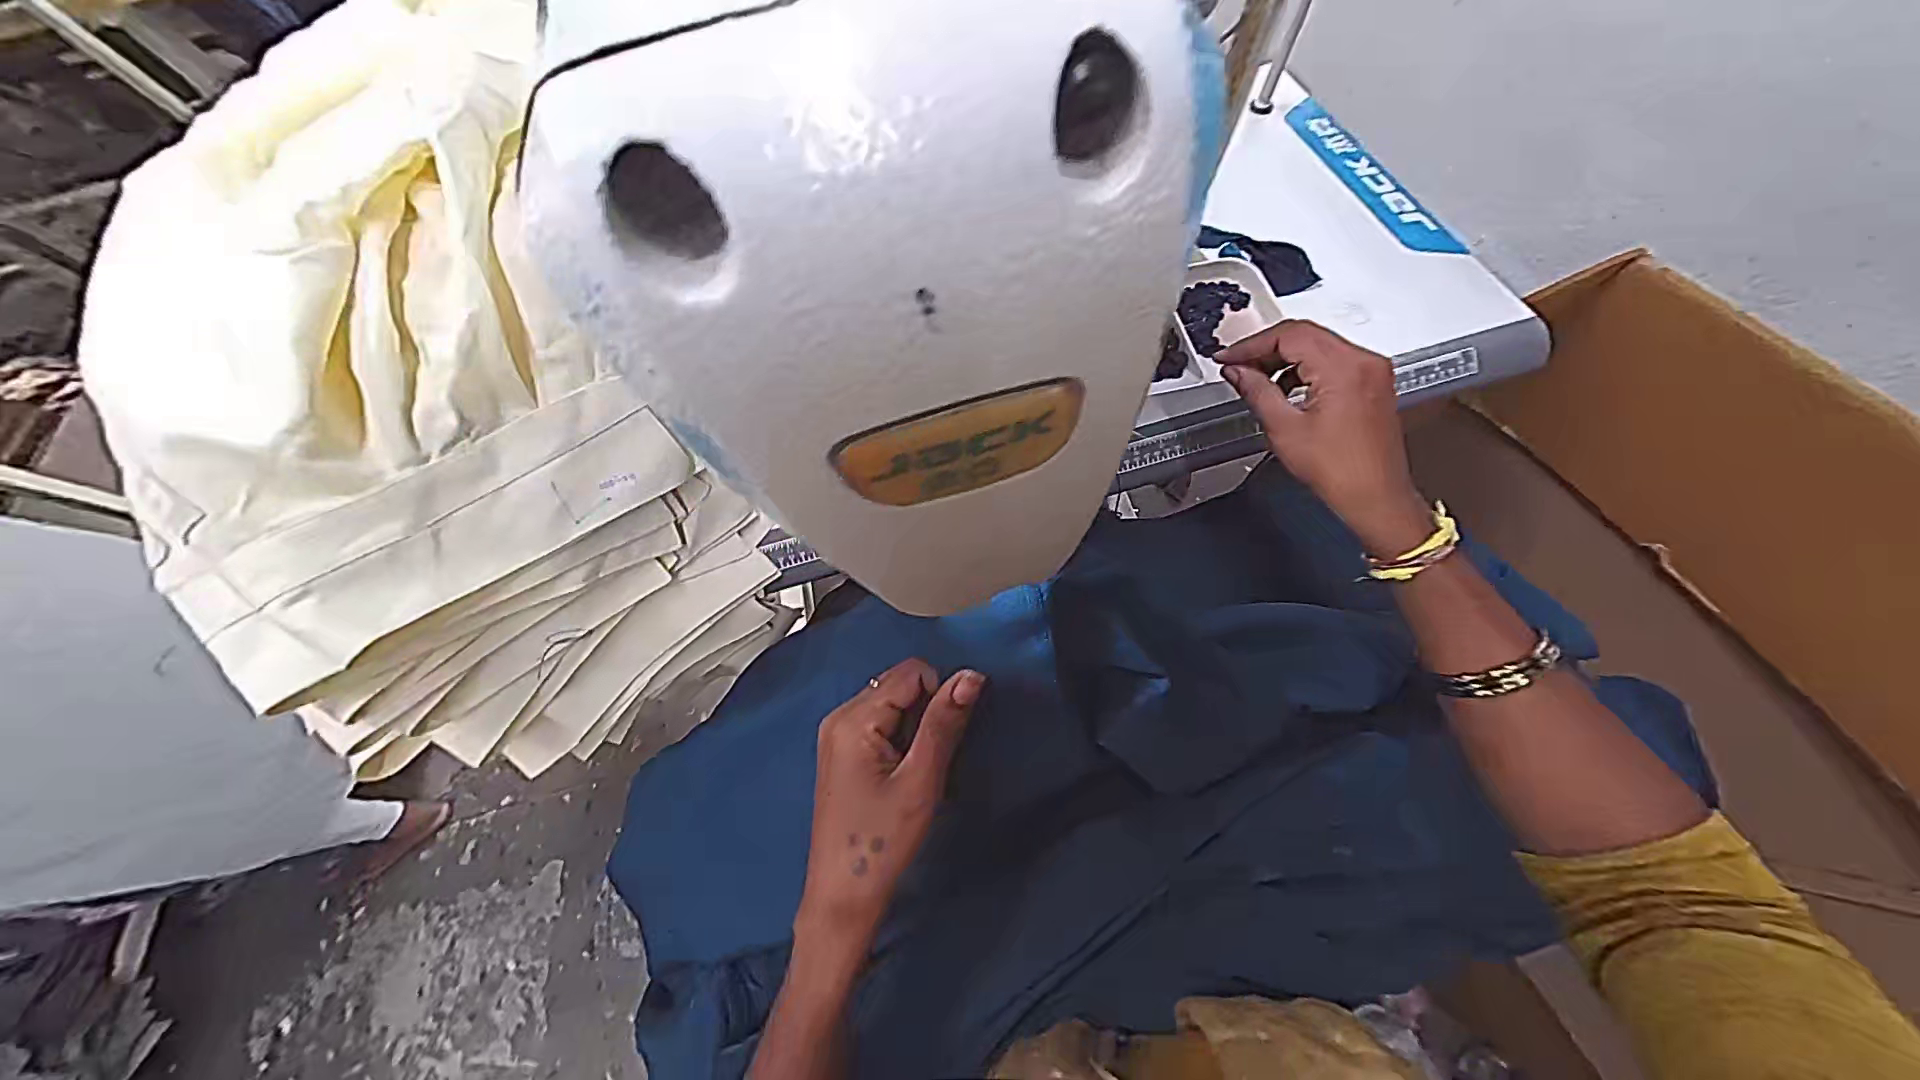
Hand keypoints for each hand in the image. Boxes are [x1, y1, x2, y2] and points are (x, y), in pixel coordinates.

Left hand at [795, 658, 982, 949]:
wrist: (843, 895)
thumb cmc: (881, 843)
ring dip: (915, 724)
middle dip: (926, 709)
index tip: (944, 736)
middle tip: (927, 758)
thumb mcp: (921, 780)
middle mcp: (839, 717)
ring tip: (913, 769)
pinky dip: (901, 736)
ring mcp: (837, 733)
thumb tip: (970, 677)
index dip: (940, 695)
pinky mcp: (842, 750)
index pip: (912, 672)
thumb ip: (945, 722)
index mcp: (854, 719)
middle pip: (900, 683)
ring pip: (893, 701)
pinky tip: (900, 773)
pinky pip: (881, 720)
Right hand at [1217, 320, 1432, 555]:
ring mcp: (1371, 371)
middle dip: (1266, 348)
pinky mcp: (1372, 382)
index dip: (1252, 344)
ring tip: (1256, 378)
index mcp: (1344, 368)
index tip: (1228, 357)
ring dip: (1283, 358)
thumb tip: (1238, 372)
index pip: (1290, 335)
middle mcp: (1364, 362)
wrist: (1373, 494)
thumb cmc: (1340, 471)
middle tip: (1237, 365)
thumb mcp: (1284, 428)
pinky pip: (1332, 361)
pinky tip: (1283, 388)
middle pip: (1305, 335)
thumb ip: (1257, 391)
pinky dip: (1303, 368)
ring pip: (1318, 345)